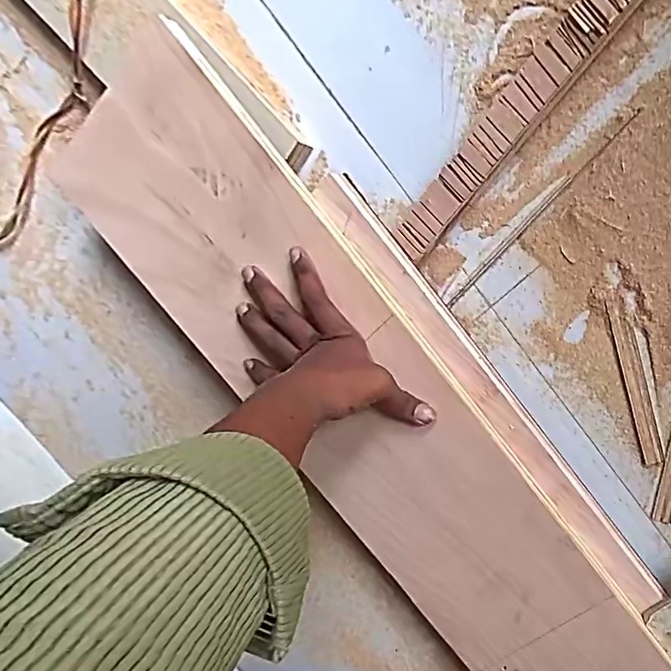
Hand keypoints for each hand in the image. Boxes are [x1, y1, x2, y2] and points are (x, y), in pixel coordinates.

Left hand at [211, 247, 433, 464]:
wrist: (314, 404)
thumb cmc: (347, 387)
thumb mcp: (383, 390)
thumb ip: (402, 402)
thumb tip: (429, 416)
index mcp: (339, 340)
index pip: (321, 301)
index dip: (308, 278)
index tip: (294, 253)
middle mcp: (313, 347)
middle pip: (287, 315)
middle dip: (269, 293)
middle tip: (249, 273)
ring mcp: (294, 366)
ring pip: (273, 338)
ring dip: (257, 323)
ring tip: (241, 307)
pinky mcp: (282, 387)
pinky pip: (267, 375)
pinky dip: (257, 369)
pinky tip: (245, 362)